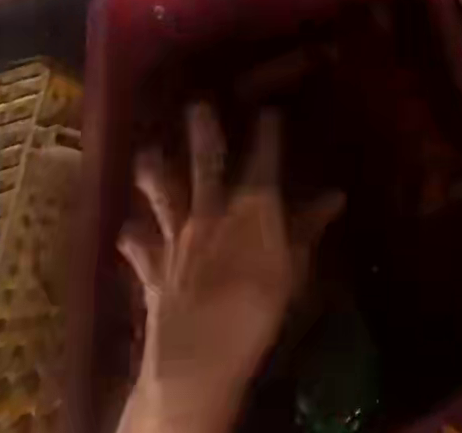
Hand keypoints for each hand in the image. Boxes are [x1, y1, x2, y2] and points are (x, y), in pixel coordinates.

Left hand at [115, 105, 344, 432]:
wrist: (198, 356)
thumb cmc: (258, 308)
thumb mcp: (294, 266)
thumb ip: (309, 227)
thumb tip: (337, 195)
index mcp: (251, 207)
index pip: (263, 160)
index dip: (267, 134)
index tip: (269, 111)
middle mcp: (211, 211)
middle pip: (207, 165)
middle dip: (203, 134)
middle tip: (196, 105)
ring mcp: (177, 238)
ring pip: (165, 197)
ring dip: (156, 174)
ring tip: (146, 152)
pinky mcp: (152, 269)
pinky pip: (139, 249)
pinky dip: (132, 237)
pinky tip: (125, 228)